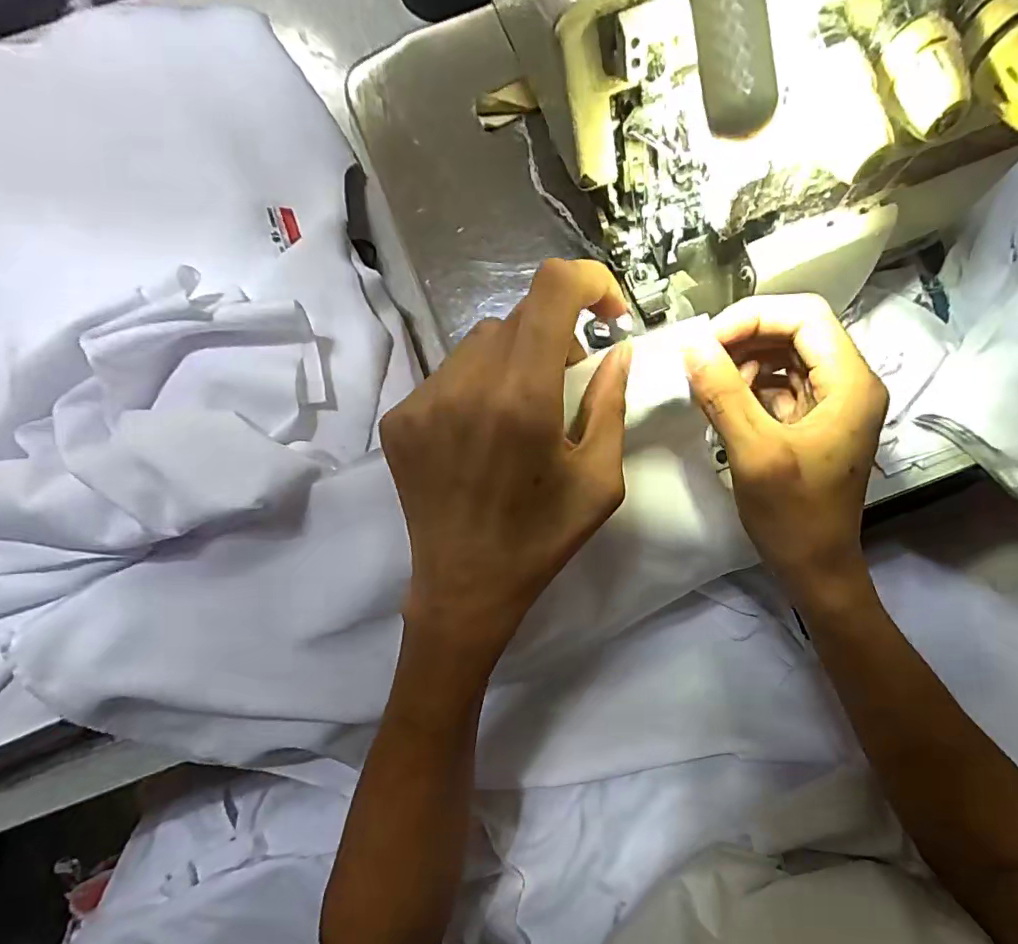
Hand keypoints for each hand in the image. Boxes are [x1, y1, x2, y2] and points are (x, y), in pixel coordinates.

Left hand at [381, 259, 631, 649]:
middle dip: (555, 336)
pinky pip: (449, 373)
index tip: (608, 312)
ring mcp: (424, 399)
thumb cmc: (542, 539)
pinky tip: (484, 434)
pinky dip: (478, 385)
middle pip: (519, 317)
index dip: (588, 282)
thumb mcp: (600, 481)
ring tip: (523, 413)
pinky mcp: (400, 417)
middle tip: (568, 383)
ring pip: (481, 342)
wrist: (464, 587)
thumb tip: (617, 351)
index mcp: (523, 399)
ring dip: (514, 359)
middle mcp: (467, 384)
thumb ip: (610, 405)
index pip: (551, 290)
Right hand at [684, 294, 886, 596]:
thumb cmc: (794, 518)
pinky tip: (726, 403)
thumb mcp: (754, 453)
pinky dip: (753, 387)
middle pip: (797, 331)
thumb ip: (723, 394)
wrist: (817, 568)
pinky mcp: (819, 423)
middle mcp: (851, 384)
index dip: (753, 316)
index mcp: (851, 383)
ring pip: (788, 357)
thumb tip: (692, 347)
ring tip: (712, 385)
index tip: (708, 342)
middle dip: (746, 338)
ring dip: (747, 362)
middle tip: (703, 361)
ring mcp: (836, 404)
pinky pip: (785, 386)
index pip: (805, 316)